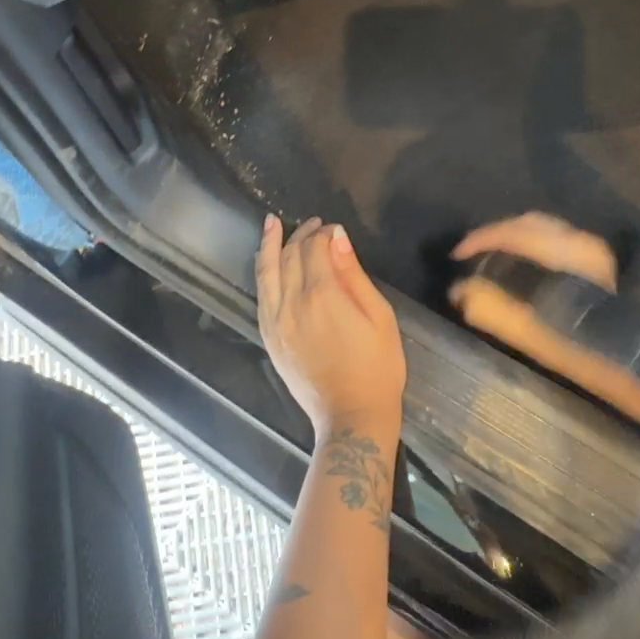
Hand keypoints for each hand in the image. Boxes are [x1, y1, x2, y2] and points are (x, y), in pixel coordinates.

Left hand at [257, 216, 407, 431]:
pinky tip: (265, 261)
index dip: (323, 233)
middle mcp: (292, 303)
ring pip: (267, 272)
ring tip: (272, 223)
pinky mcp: (269, 337)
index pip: (315, 249)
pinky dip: (262, 272)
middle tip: (313, 224)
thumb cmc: (377, 366)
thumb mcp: (379, 316)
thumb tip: (337, 236)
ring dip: (270, 244)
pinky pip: (260, 296)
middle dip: (301, 234)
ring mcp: (276, 321)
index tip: (333, 227)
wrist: (351, 415)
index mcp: (323, 295)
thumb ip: (354, 274)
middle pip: (290, 256)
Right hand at [448, 211, 618, 356]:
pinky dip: (531, 245)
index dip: (481, 240)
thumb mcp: (545, 343)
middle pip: (530, 224)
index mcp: (571, 257)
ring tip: (489, 259)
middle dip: (495, 234)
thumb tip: (461, 292)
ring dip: (513, 238)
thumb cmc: (601, 358)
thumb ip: (499, 315)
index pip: (516, 232)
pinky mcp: (602, 263)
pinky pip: (556, 240)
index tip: (456, 255)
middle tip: (468, 254)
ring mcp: (596, 251)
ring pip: (544, 229)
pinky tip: (520, 265)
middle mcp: (584, 243)